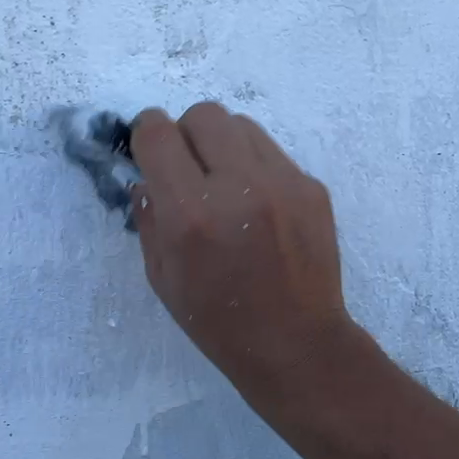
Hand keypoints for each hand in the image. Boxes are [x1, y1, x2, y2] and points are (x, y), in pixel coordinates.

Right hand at [128, 102, 353, 394]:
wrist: (296, 343)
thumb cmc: (218, 322)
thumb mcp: (162, 277)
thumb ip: (149, 217)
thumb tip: (147, 177)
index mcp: (191, 214)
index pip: (158, 133)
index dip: (146, 135)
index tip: (149, 152)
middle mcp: (237, 186)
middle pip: (203, 114)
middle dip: (186, 134)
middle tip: (189, 170)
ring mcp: (282, 182)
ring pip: (241, 125)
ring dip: (223, 145)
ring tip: (225, 186)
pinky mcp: (312, 187)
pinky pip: (273, 154)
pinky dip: (255, 169)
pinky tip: (259, 208)